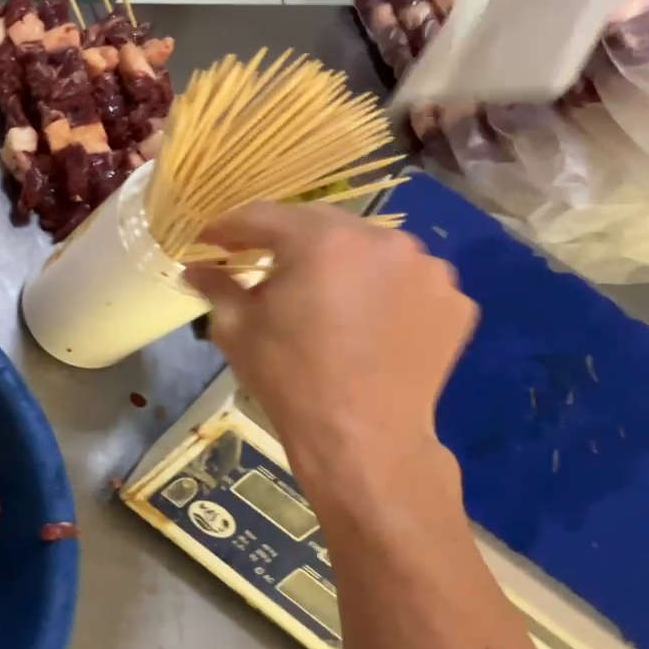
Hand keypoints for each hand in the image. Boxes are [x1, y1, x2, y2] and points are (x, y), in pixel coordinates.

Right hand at [184, 203, 476, 482]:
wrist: (361, 433)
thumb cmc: (287, 376)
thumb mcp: (235, 329)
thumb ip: (217, 286)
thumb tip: (195, 267)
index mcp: (320, 242)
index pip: (263, 215)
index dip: (228, 225)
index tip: (207, 239)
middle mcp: (382, 240)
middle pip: (321, 224)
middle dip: (285, 239)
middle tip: (258, 260)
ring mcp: (427, 268)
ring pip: (369, 249)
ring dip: (338, 262)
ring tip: (318, 294)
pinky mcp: (454, 299)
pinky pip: (405, 281)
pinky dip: (379, 290)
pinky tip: (360, 320)